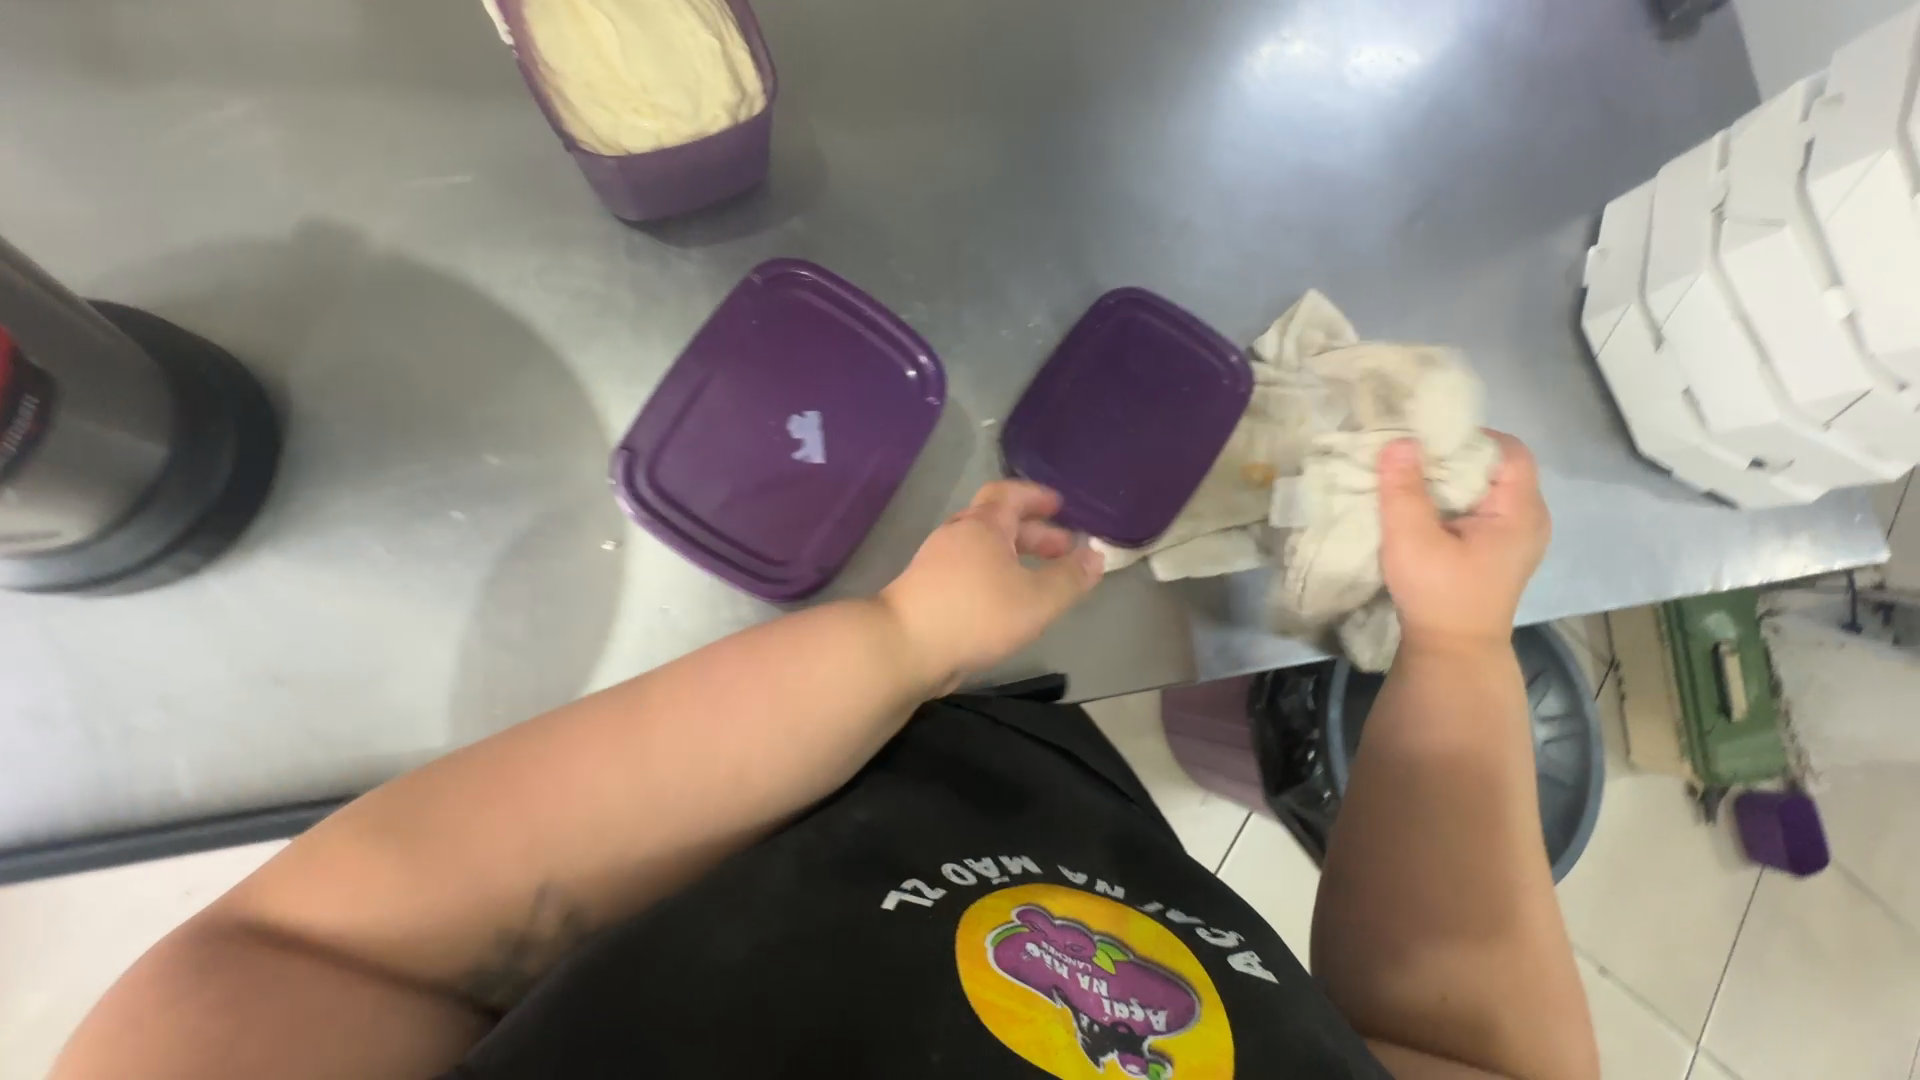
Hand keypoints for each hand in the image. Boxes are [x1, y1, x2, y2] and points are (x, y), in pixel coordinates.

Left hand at [880, 481, 1104, 693]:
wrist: (903, 648)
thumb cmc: (975, 614)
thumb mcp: (1036, 600)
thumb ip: (1069, 578)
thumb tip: (1095, 556)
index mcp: (981, 526)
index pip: (1009, 494)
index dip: (1036, 497)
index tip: (1060, 506)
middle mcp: (956, 537)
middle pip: (997, 523)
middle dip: (1034, 533)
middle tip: (1063, 548)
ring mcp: (936, 565)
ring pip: (982, 551)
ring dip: (1013, 558)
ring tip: (1040, 580)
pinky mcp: (927, 592)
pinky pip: (969, 574)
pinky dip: (994, 578)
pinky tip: (1007, 605)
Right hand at [1378, 431, 1549, 656]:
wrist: (1452, 650)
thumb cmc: (1437, 593)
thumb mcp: (1411, 538)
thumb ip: (1404, 489)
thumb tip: (1399, 441)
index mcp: (1520, 511)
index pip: (1509, 451)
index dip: (1470, 438)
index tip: (1426, 441)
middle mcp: (1529, 519)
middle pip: (1497, 468)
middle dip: (1454, 458)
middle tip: (1411, 458)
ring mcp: (1517, 537)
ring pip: (1487, 489)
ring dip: (1451, 481)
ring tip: (1413, 482)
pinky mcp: (1498, 551)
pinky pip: (1480, 510)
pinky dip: (1453, 501)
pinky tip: (1424, 510)